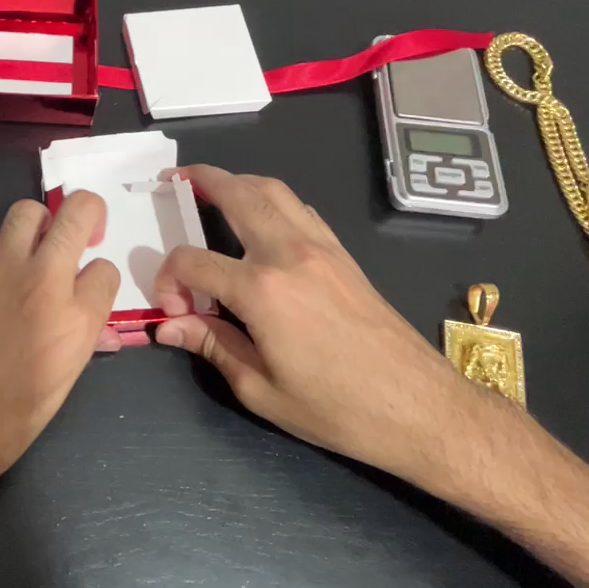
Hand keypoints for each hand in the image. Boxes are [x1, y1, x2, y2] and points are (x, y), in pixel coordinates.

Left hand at [0, 192, 120, 517]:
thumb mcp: (55, 392)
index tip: (90, 292)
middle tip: (86, 234)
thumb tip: (86, 324)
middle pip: (77, 213)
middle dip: (89, 215)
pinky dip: (3, 259)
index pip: (106, 271)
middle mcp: (39, 284)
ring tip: (38, 253)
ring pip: (28, 213)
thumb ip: (75, 344)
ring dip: (41, 225)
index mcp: (72, 323)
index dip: (100, 280)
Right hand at [152, 164, 528, 493]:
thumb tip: (168, 327)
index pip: (193, 262)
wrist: (419, 408)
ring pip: (274, 192)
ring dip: (239, 182)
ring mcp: (322, 249)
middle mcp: (290, 254)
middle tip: (176, 178)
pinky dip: (273, 200)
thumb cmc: (335, 408)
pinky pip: (301, 210)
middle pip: (238, 196)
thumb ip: (211, 344)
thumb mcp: (259, 388)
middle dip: (202, 180)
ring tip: (214, 187)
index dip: (168, 280)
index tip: (172, 312)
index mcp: (262, 290)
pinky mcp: (344, 257)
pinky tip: (261, 218)